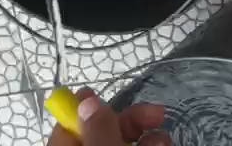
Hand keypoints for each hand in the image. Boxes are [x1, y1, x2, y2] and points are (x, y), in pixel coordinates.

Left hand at [48, 89, 170, 145]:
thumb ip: (98, 130)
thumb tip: (86, 99)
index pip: (66, 128)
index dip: (79, 108)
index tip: (95, 91)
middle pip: (104, 129)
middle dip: (132, 119)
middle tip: (156, 115)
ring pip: (126, 139)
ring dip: (149, 134)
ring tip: (164, 141)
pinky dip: (153, 144)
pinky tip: (165, 145)